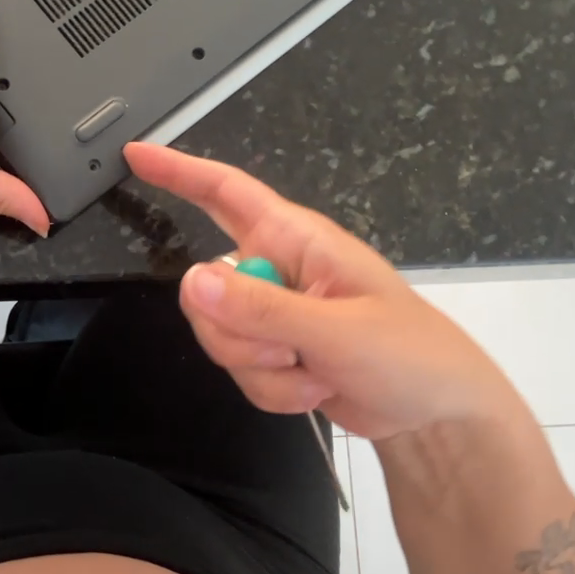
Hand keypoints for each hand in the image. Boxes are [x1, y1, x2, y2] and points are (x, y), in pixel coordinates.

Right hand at [124, 142, 520, 438]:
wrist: (438, 419)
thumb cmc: (410, 356)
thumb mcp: (339, 329)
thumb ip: (261, 307)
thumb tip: (191, 281)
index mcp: (295, 241)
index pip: (224, 193)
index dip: (178, 171)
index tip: (136, 154)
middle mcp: (273, 272)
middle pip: (203, 288)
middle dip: (234, 332)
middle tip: (287, 351)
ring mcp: (270, 316)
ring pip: (217, 335)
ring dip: (259, 369)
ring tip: (314, 373)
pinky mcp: (270, 354)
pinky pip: (235, 370)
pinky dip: (272, 392)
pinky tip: (315, 390)